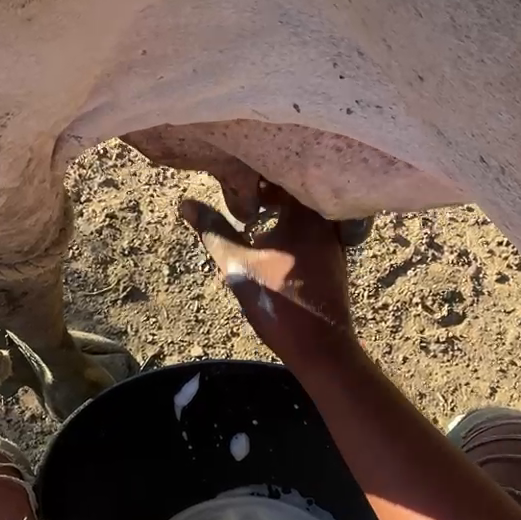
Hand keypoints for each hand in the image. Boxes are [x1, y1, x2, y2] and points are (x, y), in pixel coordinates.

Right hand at [179, 182, 354, 359]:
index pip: (283, 171)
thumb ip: (214, 232)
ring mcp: (334, 242)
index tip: (237, 177)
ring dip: (283, 209)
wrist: (321, 348)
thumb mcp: (238, 266)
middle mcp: (327, 220)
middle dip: (270, 188)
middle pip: (298, 189)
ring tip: (257, 216)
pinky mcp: (335, 261)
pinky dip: (295, 228)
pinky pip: (315, 230)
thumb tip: (185, 204)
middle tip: (244, 195)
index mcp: (306, 212)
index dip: (258, 171)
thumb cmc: (279, 304)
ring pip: (307, 211)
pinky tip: (276, 242)